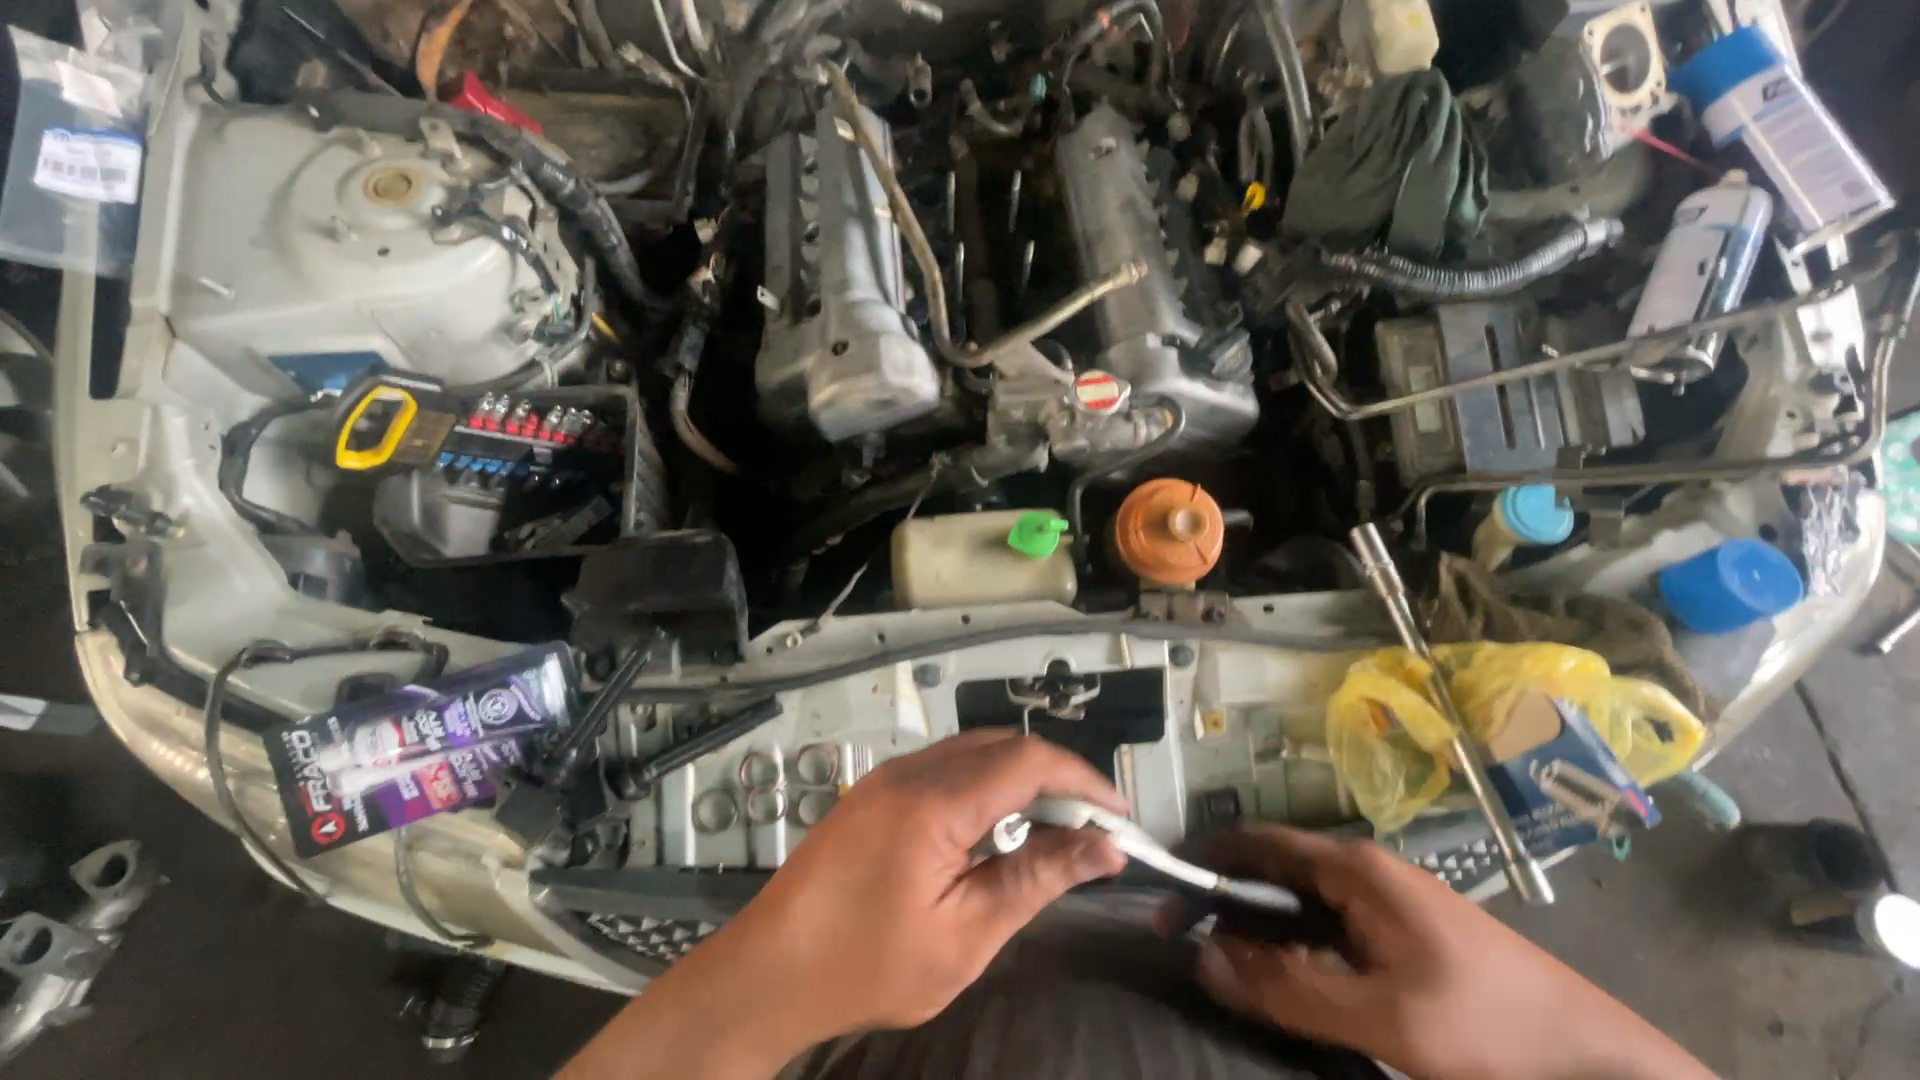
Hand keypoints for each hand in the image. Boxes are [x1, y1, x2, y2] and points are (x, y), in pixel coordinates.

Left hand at [563, 731, 1125, 1078]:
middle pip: (1003, 747)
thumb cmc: (867, 966)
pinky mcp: (875, 792)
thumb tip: (1102, 848)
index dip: (1082, 781)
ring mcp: (887, 777)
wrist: (770, 972)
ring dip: (1020, 779)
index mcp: (933, 802)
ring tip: (1053, 829)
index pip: (1028, 761)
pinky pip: (945, 768)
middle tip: (1092, 828)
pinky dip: (985, 786)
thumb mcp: (964, 935)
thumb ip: (1035, 878)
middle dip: (1056, 778)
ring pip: (974, 751)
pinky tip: (995, 830)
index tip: (1118, 817)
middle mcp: (910, 772)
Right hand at [1160, 826, 1715, 1079]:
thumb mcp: (1381, 1016)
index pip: (1256, 843)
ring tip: (1223, 966)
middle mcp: (1364, 870)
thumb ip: (1286, 987)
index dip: (1204, 863)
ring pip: (1298, 902)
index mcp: (1356, 868)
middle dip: (1223, 900)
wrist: (1598, 1063)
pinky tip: (1285, 982)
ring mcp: (1385, 901)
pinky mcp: (1401, 933)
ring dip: (1256, 928)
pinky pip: (1327, 928)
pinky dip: (1291, 948)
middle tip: (1182, 942)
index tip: (1162, 895)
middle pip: (1272, 869)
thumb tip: (1202, 956)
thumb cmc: (1488, 1028)